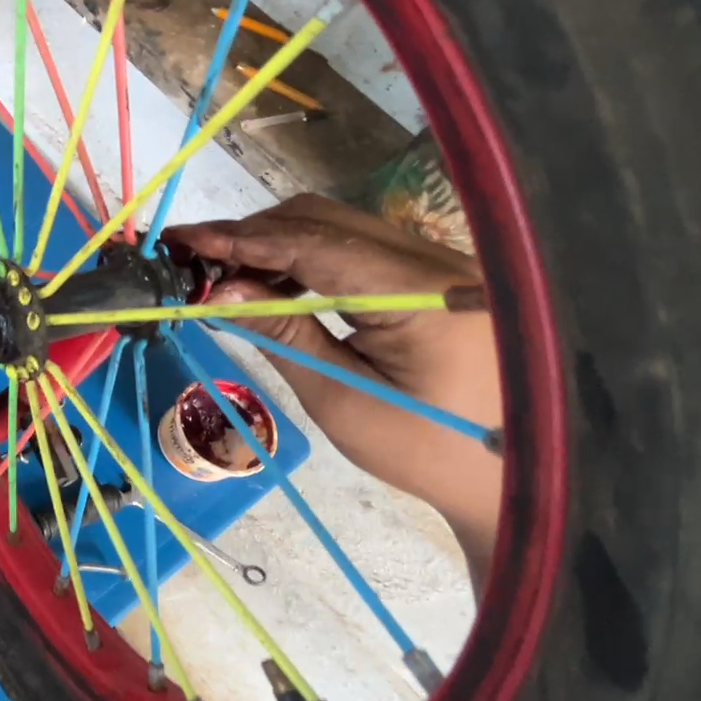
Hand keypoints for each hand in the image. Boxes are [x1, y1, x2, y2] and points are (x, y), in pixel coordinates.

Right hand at [164, 194, 501, 583]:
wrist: (518, 480)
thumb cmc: (426, 451)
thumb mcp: (341, 398)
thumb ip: (280, 333)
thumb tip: (215, 290)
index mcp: (422, 293)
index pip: (314, 244)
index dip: (242, 239)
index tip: (182, 240)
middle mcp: (436, 261)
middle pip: (323, 220)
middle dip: (250, 234)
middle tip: (189, 257)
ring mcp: (438, 264)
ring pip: (336, 227)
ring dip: (271, 242)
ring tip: (217, 270)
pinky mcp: (431, 276)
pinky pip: (352, 248)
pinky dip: (300, 257)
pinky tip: (266, 281)